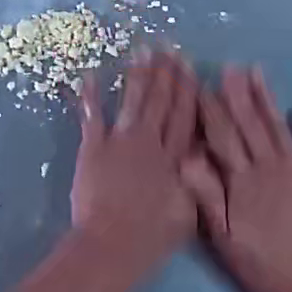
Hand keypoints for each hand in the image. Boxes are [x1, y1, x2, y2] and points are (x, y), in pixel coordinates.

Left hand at [70, 50, 200, 270]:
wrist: (112, 242)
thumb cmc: (152, 234)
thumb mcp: (188, 211)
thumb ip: (196, 179)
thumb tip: (202, 152)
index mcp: (174, 158)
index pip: (184, 116)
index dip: (187, 90)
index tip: (190, 67)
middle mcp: (149, 142)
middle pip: (160, 103)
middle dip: (166, 74)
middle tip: (168, 48)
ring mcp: (119, 141)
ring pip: (132, 101)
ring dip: (137, 75)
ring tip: (141, 51)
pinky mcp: (93, 147)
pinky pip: (92, 116)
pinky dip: (90, 96)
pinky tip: (90, 75)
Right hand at [189, 66, 291, 291]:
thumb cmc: (262, 262)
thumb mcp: (224, 236)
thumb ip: (206, 195)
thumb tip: (185, 158)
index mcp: (242, 180)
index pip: (222, 137)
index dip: (210, 110)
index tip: (199, 85)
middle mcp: (269, 167)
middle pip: (250, 124)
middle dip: (237, 93)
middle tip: (229, 66)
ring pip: (278, 127)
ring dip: (267, 99)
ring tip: (257, 72)